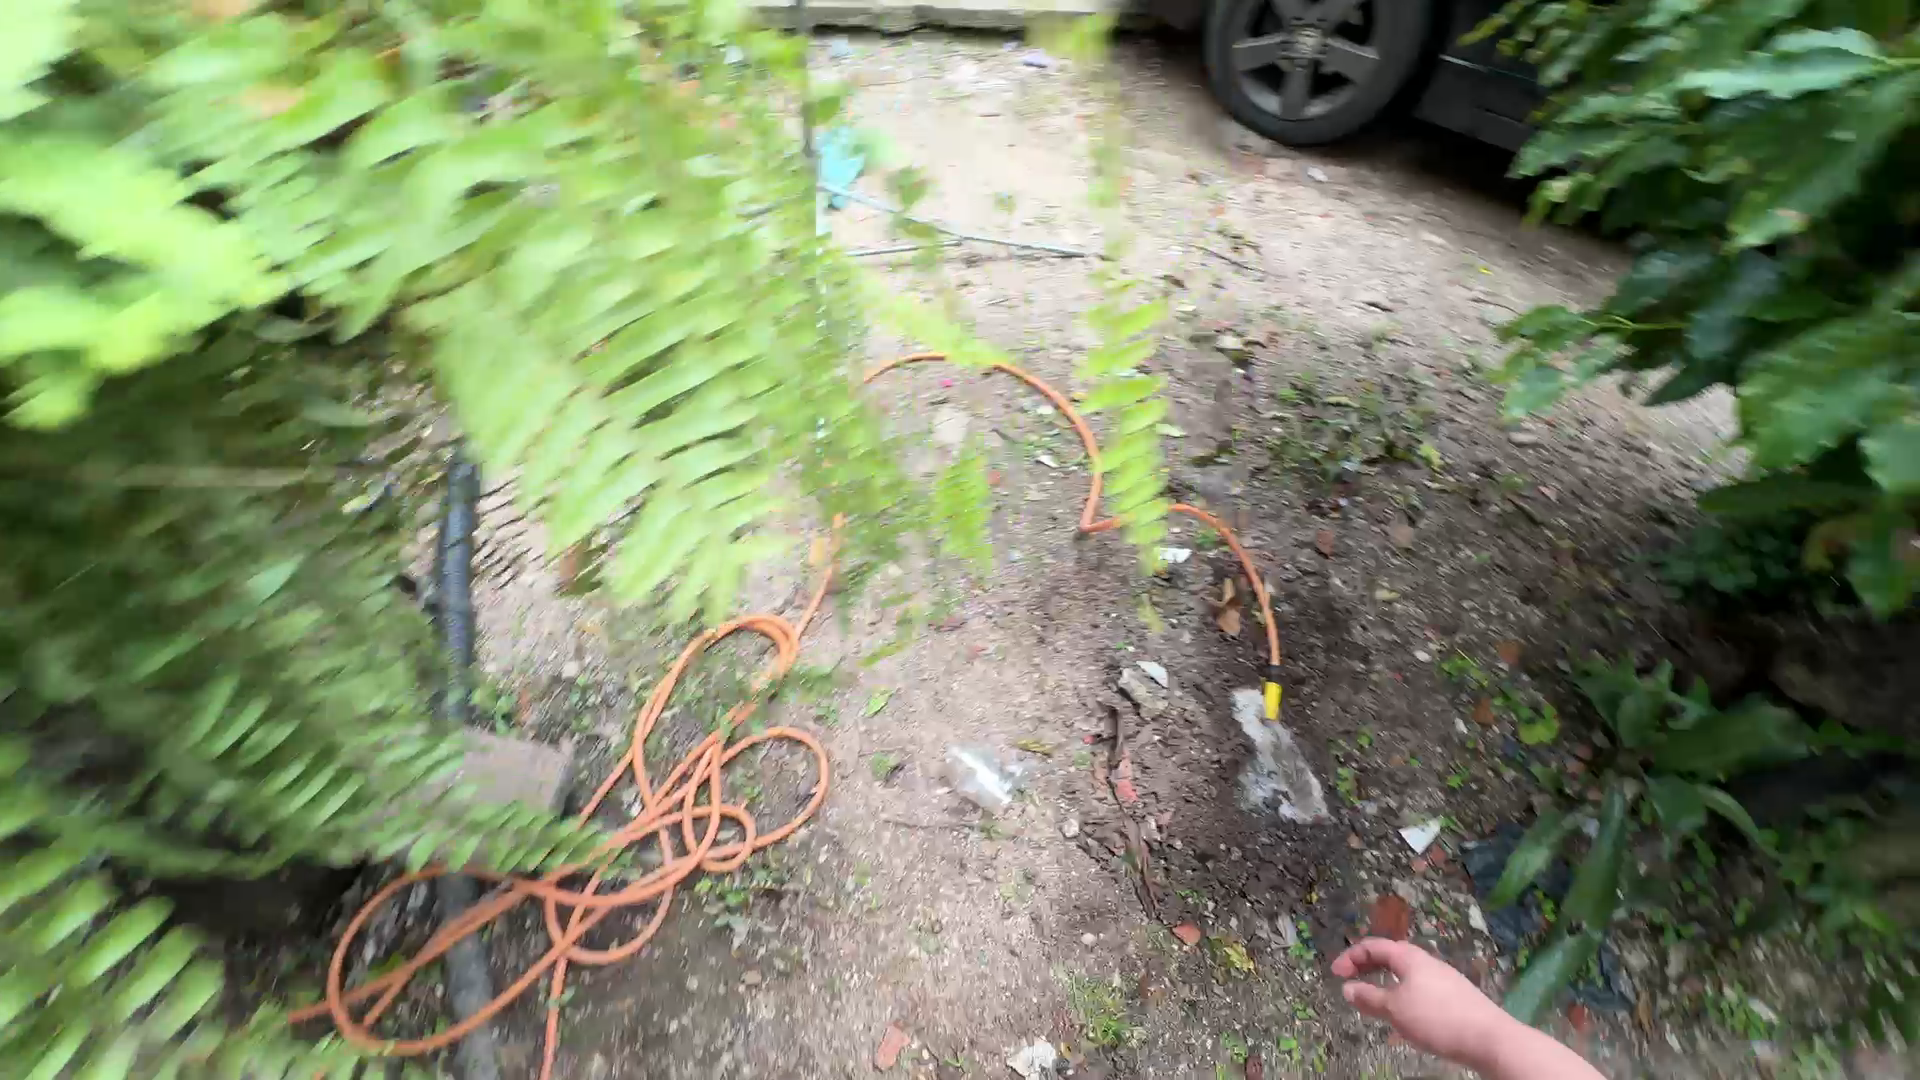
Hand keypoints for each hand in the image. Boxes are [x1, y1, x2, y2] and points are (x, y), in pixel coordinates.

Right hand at [1331, 938, 1509, 1070]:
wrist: (1494, 1041)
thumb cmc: (1437, 1018)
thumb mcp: (1395, 1009)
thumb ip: (1368, 998)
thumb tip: (1346, 988)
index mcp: (1408, 956)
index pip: (1371, 946)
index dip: (1349, 957)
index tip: (1335, 973)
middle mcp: (1426, 961)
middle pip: (1390, 957)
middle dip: (1368, 967)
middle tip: (1351, 980)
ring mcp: (1445, 979)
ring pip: (1407, 975)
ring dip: (1386, 983)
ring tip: (1378, 1001)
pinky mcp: (1459, 998)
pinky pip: (1422, 989)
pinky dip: (1405, 995)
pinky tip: (1409, 1016)